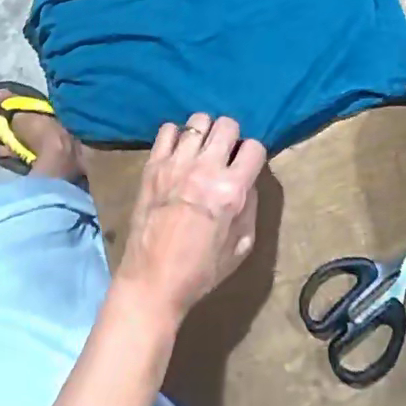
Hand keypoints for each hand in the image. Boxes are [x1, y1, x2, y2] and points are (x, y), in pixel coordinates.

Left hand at [116, 113, 266, 323]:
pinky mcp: (153, 166)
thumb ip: (250, 205)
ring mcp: (176, 164)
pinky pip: (168, 130)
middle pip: (227, 124)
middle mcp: (206, 170)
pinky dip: (176, 136)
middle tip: (224, 155)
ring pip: (199, 121)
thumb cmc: (201, 270)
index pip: (254, 147)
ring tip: (200, 151)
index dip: (253, 155)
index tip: (246, 166)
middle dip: (231, 137)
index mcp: (231, 191)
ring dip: (205, 133)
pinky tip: (178, 153)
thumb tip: (248, 179)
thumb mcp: (242, 245)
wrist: (152, 284)